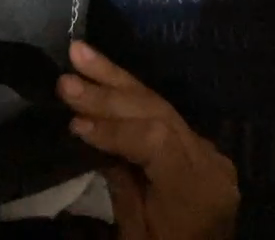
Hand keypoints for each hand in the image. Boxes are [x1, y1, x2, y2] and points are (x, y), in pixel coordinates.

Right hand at [58, 41, 238, 239]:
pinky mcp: (198, 145)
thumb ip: (119, 183)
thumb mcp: (136, 234)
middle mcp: (208, 160)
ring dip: (113, 78)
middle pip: (155, 112)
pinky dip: (129, 94)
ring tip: (78, 52)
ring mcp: (206, 148)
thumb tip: (89, 131)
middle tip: (66, 80)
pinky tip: (102, 73)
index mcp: (197, 189)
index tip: (74, 123)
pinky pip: (161, 113)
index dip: (113, 128)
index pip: (155, 141)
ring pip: (157, 103)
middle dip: (107, 93)